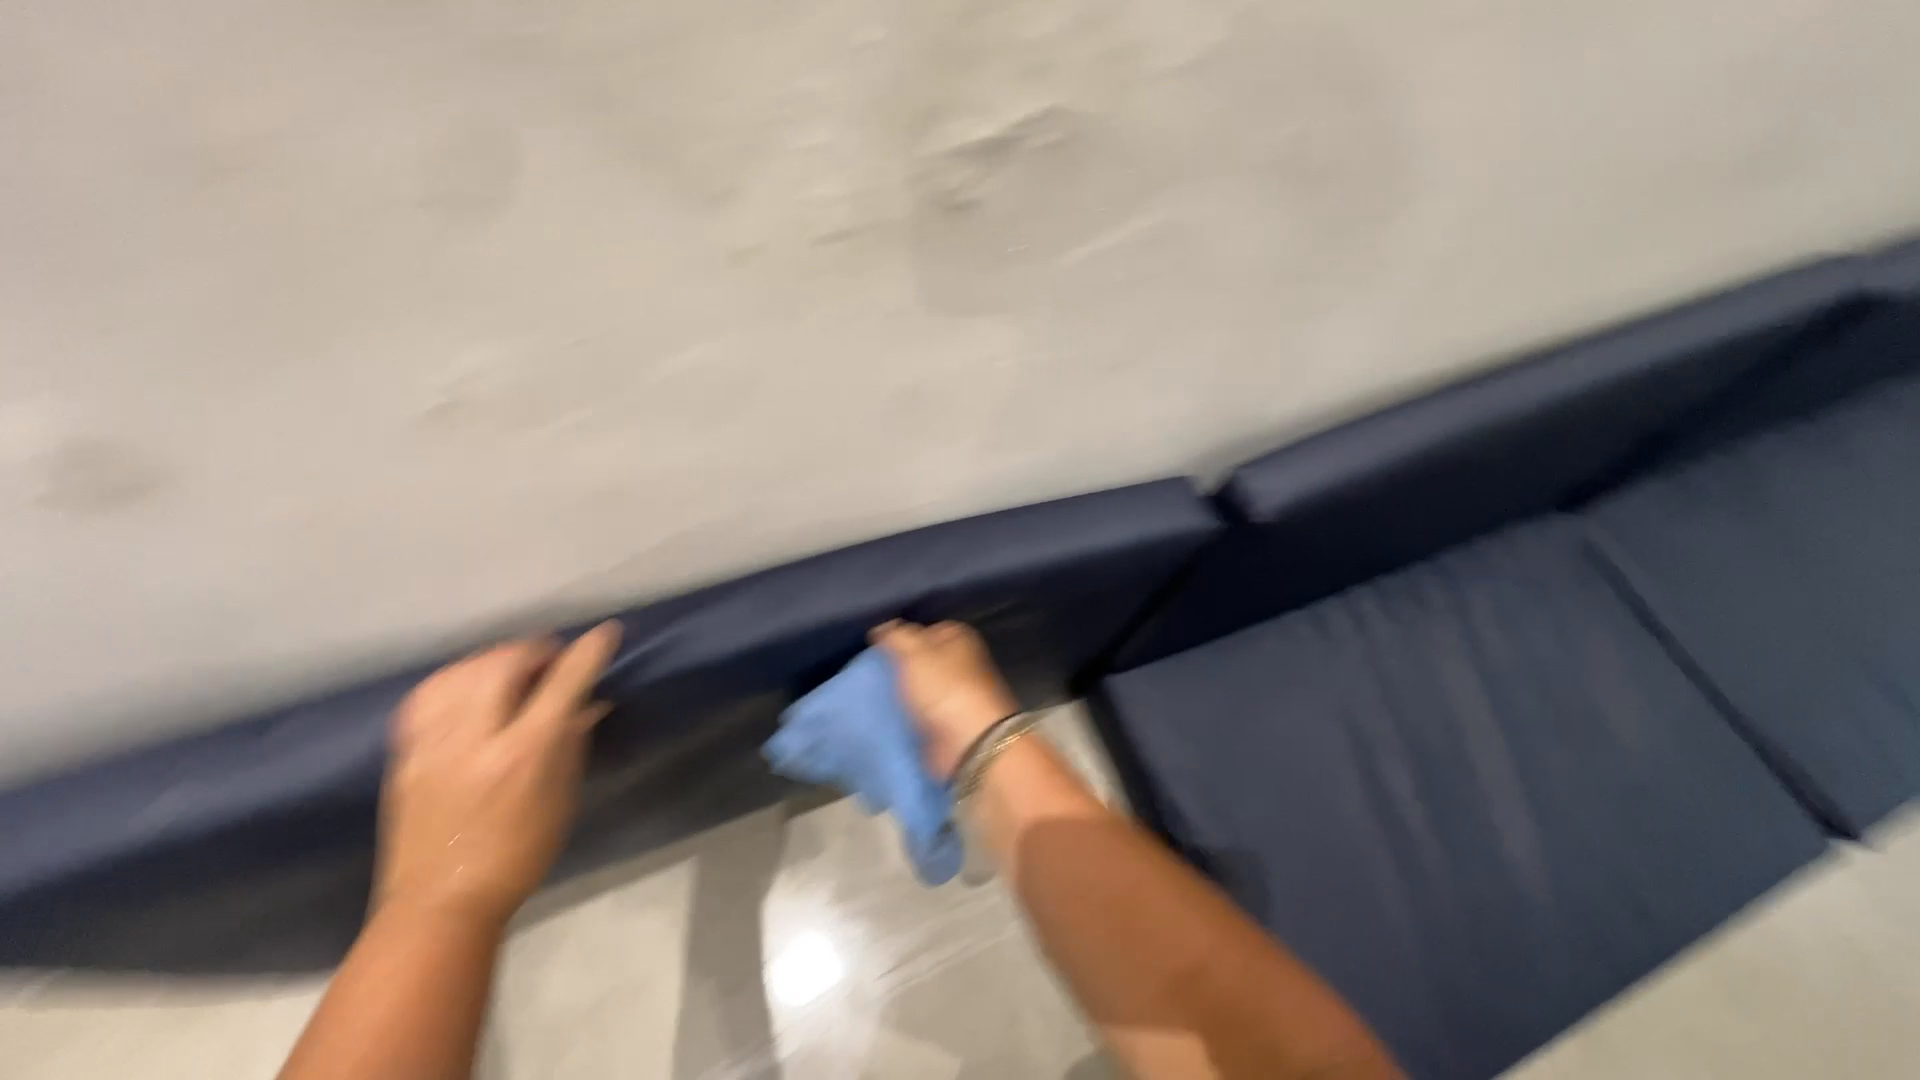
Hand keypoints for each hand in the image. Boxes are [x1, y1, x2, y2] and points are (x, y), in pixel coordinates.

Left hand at [376, 621, 622, 925]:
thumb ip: (572, 743)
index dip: (589, 651)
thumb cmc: (519, 854)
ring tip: (510, 667)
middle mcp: (477, 740)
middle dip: (534, 649)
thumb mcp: (562, 799)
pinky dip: (452, 679)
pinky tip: (466, 685)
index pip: (564, 683)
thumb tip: (588, 703)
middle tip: (551, 657)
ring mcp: (434, 745)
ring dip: (493, 658)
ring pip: (461, 672)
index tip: (606, 633)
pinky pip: (426, 696)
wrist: (440, 903)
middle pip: (504, 664)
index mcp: (526, 754)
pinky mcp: (405, 755)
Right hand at [871, 620, 1019, 778]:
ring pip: (917, 686)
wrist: (968, 743)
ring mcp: (953, 694)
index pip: (925, 629)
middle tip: (867, 670)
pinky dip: (903, 713)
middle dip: (897, 665)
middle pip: (920, 659)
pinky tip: (880, 713)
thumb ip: (896, 636)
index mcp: (959, 638)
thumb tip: (882, 627)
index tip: (875, 646)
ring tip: (866, 692)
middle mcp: (959, 662)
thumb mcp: (914, 652)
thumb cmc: (944, 688)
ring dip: (897, 691)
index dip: (901, 636)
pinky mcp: (946, 721)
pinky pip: (917, 711)